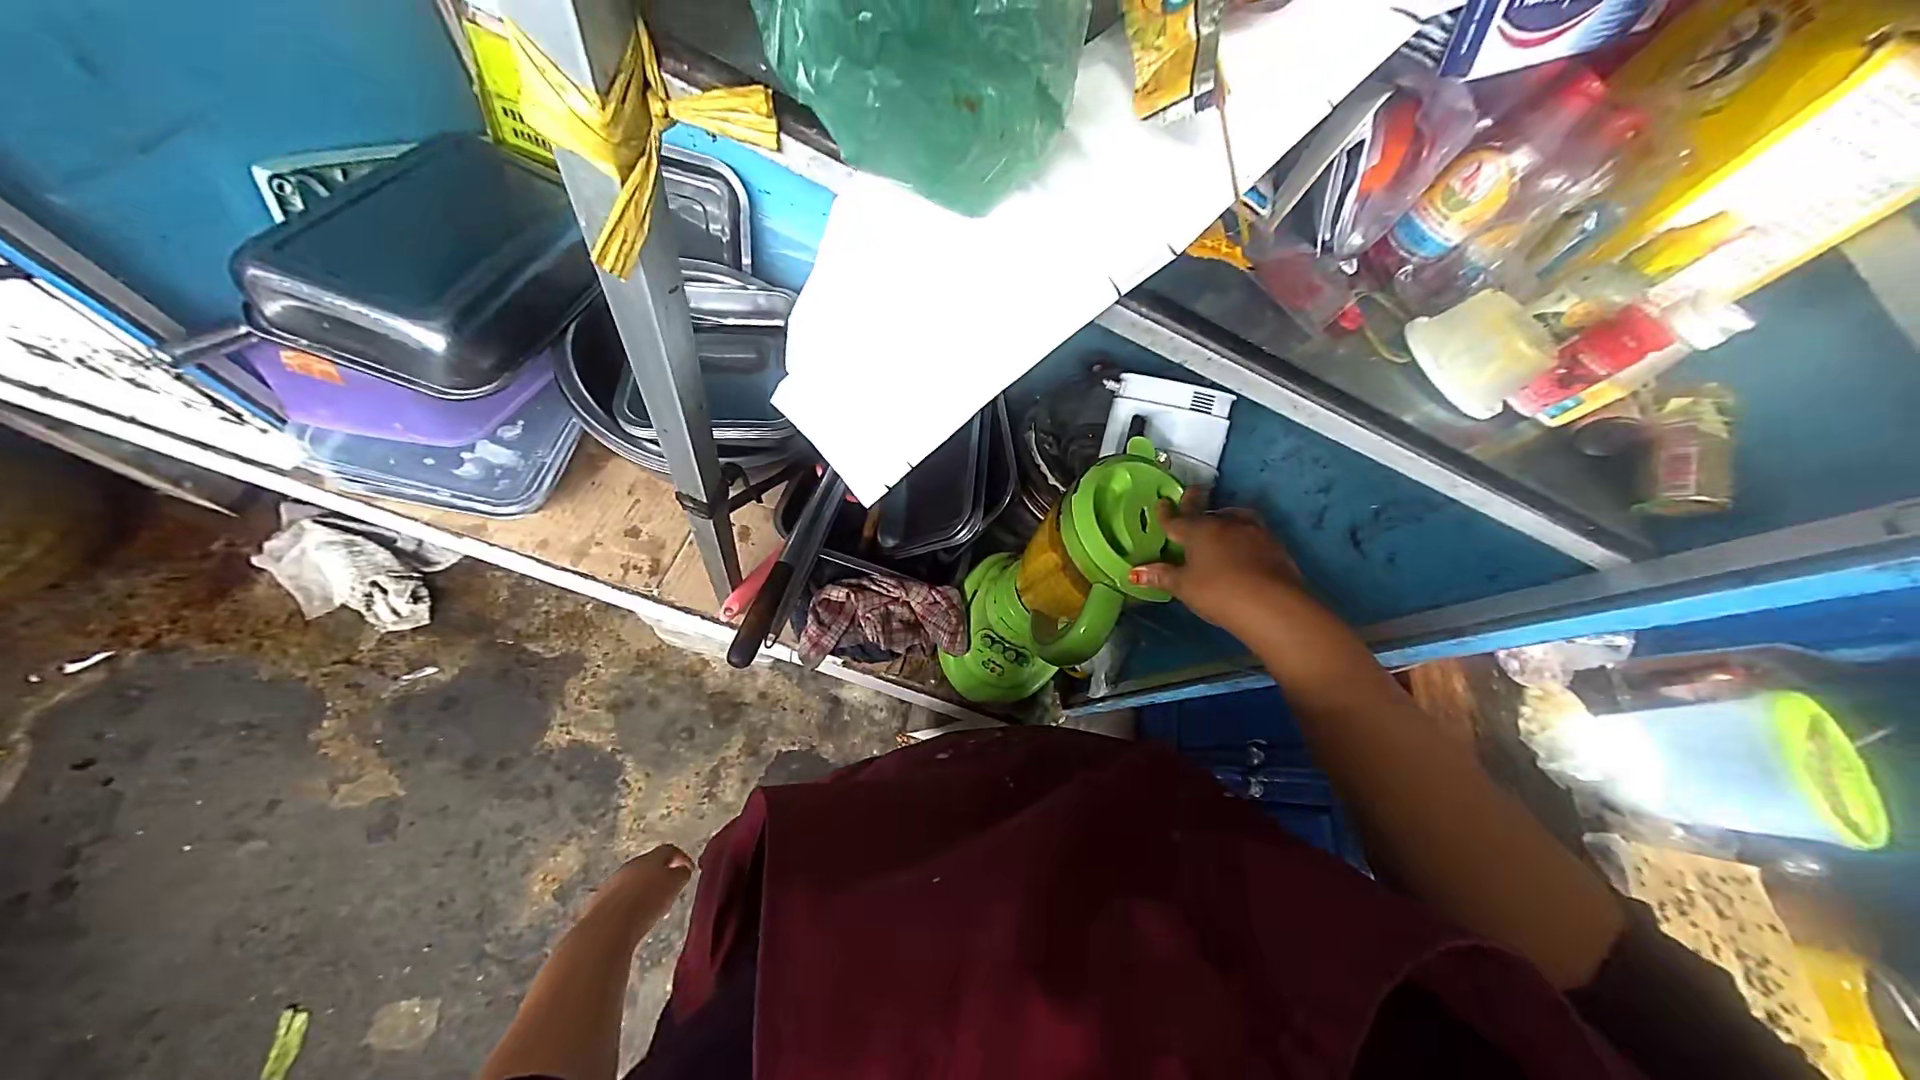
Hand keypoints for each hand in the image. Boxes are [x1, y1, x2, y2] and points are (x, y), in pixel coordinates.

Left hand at [585, 845, 693, 942]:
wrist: (606, 929)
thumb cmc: (646, 904)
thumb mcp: (674, 886)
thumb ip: (681, 875)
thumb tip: (682, 871)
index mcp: (650, 858)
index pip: (669, 850)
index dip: (681, 858)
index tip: (688, 869)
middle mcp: (630, 866)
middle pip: (649, 865)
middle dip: (661, 874)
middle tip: (671, 888)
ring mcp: (611, 884)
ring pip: (633, 881)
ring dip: (644, 890)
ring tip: (654, 907)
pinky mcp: (598, 903)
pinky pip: (619, 898)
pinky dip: (629, 904)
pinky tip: (634, 918)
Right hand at [1130, 488, 1302, 631]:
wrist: (1273, 605)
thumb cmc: (1218, 592)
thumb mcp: (1184, 587)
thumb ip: (1162, 576)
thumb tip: (1136, 571)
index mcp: (1198, 530)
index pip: (1176, 519)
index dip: (1166, 513)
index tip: (1162, 502)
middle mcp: (1225, 523)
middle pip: (1206, 511)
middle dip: (1196, 504)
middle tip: (1192, 496)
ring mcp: (1253, 531)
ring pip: (1233, 517)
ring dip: (1222, 517)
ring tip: (1218, 521)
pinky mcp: (1274, 545)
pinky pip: (1251, 531)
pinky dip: (1241, 534)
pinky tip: (1242, 544)